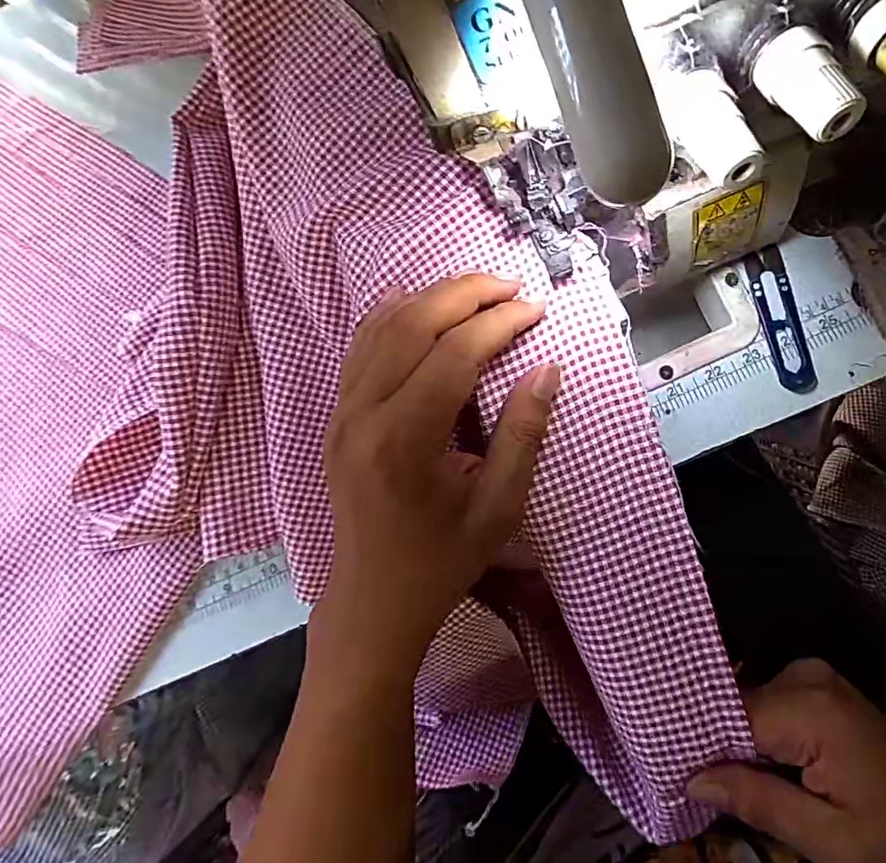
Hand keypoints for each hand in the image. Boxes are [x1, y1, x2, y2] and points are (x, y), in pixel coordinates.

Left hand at [318, 274, 560, 668]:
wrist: (373, 599)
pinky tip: (414, 300)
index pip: (454, 355)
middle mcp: (364, 416)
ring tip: (478, 289)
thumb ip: (523, 434)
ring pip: (382, 328)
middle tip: (511, 286)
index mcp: (405, 442)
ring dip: (432, 298)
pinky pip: (361, 348)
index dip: (499, 323)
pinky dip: (391, 315)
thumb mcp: (499, 507)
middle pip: (413, 325)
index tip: (536, 310)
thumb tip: (547, 368)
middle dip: (465, 294)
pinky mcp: (337, 415)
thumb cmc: (442, 560)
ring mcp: (342, 412)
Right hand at [689, 661, 885, 862]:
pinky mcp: (816, 689)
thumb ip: (760, 802)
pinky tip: (738, 764)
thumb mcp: (835, 842)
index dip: (694, 743)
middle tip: (681, 780)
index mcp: (808, 705)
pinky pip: (765, 707)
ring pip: (745, 706)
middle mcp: (804, 674)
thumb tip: (692, 778)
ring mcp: (812, 677)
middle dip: (709, 743)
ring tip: (703, 775)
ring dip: (727, 742)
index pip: (727, 715)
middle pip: (733, 706)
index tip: (662, 767)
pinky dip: (749, 736)